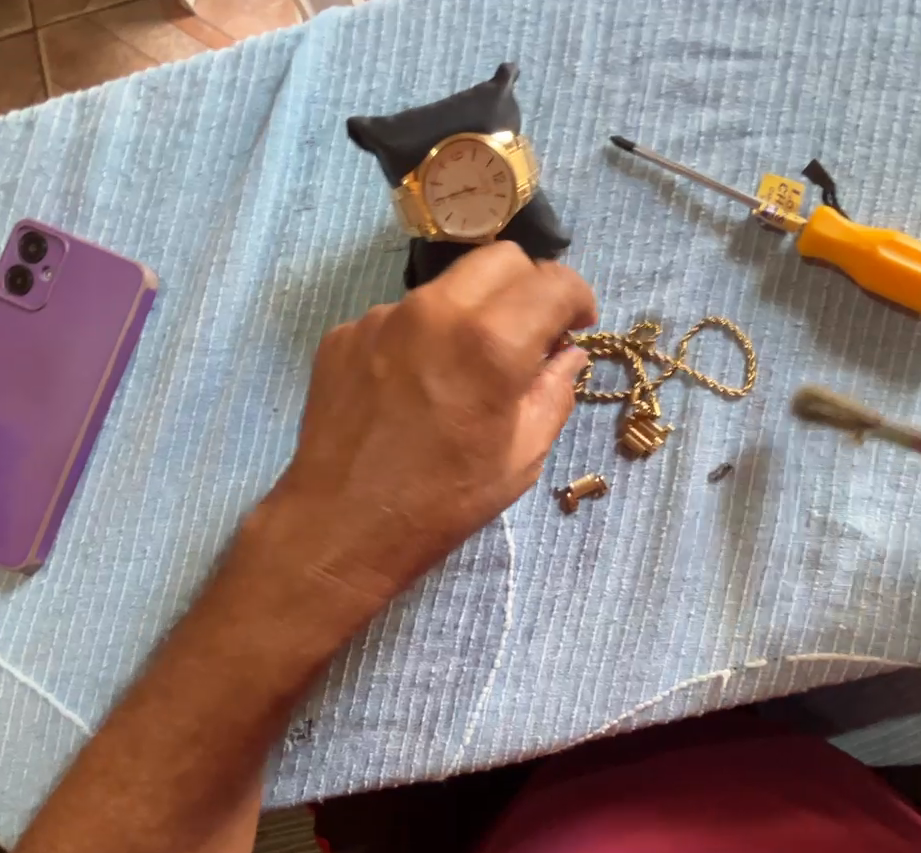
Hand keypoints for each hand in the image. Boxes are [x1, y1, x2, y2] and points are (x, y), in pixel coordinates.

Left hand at [259, 241, 595, 605]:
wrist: (343, 526)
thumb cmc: (443, 502)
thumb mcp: (521, 458)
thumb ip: (554, 393)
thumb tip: (566, 355)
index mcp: (491, 343)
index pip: (554, 281)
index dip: (577, 299)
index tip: (575, 327)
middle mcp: (436, 311)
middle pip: (500, 258)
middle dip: (527, 288)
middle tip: (527, 336)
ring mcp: (382, 317)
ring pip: (446, 288)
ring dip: (471, 313)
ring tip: (461, 370)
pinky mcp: (345, 334)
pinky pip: (400, 317)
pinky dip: (422, 338)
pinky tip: (412, 388)